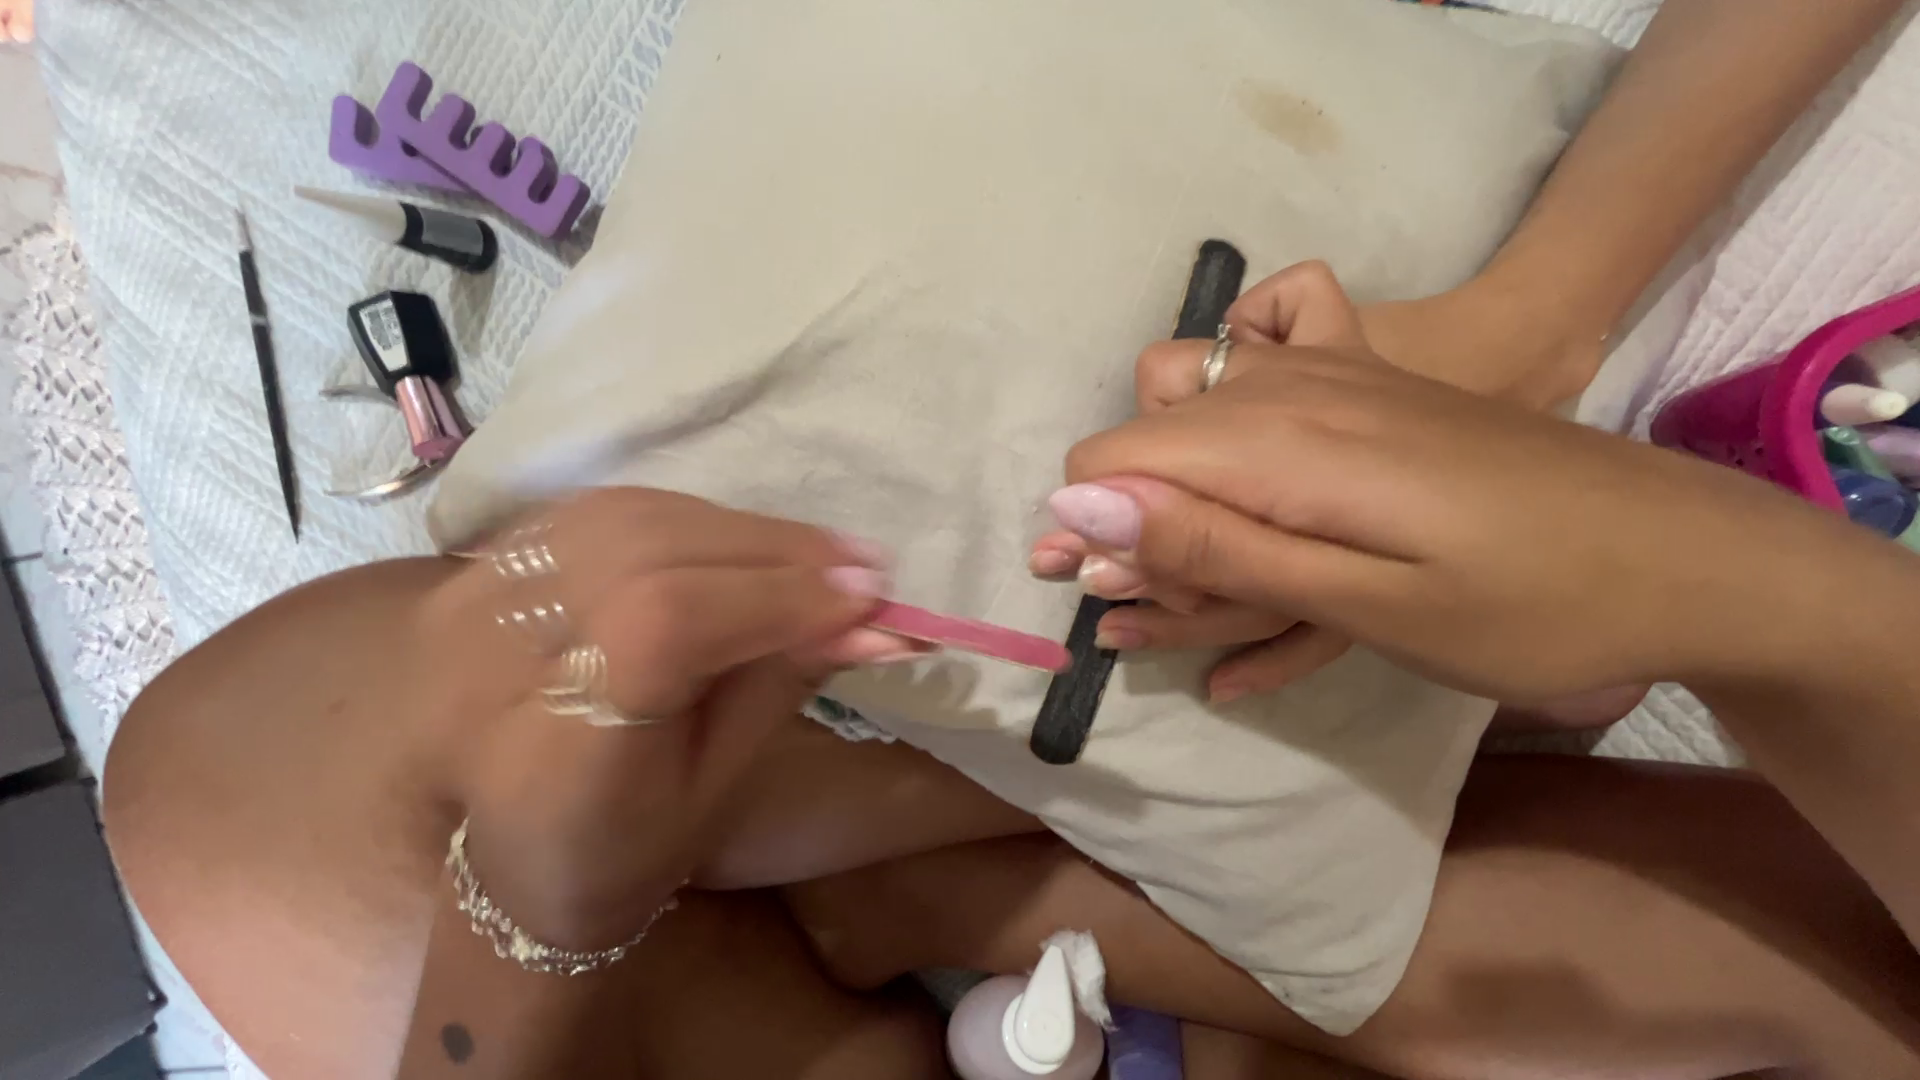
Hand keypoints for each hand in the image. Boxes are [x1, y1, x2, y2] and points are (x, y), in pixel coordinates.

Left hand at [414, 489, 912, 946]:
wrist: (514, 853)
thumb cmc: (625, 848)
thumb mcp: (719, 785)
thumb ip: (786, 682)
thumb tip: (881, 622)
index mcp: (552, 751)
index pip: (661, 627)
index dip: (770, 598)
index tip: (865, 598)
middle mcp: (490, 659)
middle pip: (648, 553)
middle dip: (775, 553)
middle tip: (867, 566)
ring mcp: (475, 600)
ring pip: (632, 517)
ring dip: (745, 528)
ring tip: (824, 553)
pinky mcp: (486, 569)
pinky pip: (609, 510)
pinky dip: (697, 516)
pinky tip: (751, 540)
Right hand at [1031, 264, 1619, 700]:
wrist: (1692, 554)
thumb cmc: (1530, 604)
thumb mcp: (1362, 602)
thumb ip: (1213, 544)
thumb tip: (1077, 502)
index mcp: (1275, 440)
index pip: (1109, 457)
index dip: (1092, 532)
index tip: (1121, 601)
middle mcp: (1286, 387)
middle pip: (1142, 437)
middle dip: (1135, 530)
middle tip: (1187, 610)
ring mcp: (1328, 375)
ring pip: (1192, 411)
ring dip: (1183, 497)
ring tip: (1231, 573)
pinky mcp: (1362, 386)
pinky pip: (1261, 378)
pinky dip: (1237, 442)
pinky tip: (1261, 479)